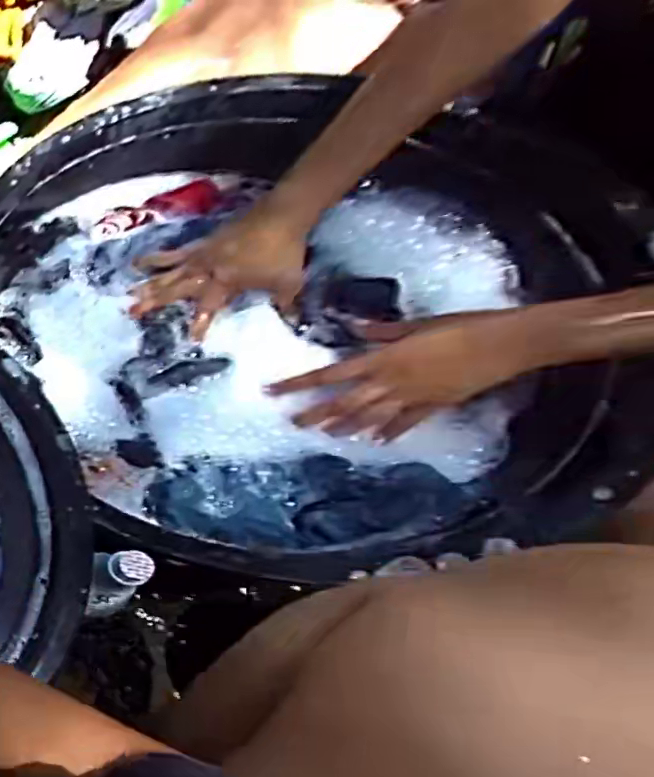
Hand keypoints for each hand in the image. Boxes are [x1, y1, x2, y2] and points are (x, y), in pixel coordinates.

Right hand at [129, 207, 311, 337]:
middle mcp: (205, 273)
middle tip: (132, 313)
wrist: (283, 213)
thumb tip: (292, 323)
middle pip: (174, 290)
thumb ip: (284, 303)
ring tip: (127, 294)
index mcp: (224, 284)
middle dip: (153, 302)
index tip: (192, 341)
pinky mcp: (199, 245)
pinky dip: (154, 259)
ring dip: (147, 284)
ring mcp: (199, 258)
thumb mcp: (289, 280)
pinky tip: (136, 263)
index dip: (199, 324)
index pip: (207, 309)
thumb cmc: (284, 249)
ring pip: (167, 274)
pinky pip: (172, 254)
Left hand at [265, 311, 537, 440]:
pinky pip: (407, 422)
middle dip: (314, 415)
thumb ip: (384, 332)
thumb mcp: (420, 325)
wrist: (516, 341)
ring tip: (326, 435)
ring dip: (345, 427)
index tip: (270, 392)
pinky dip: (391, 432)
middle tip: (292, 424)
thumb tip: (355, 327)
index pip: (326, 376)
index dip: (296, 385)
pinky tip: (376, 442)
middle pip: (341, 403)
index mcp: (380, 360)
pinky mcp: (435, 404)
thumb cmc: (468, 326)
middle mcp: (388, 382)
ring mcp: (411, 396)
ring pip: (368, 417)